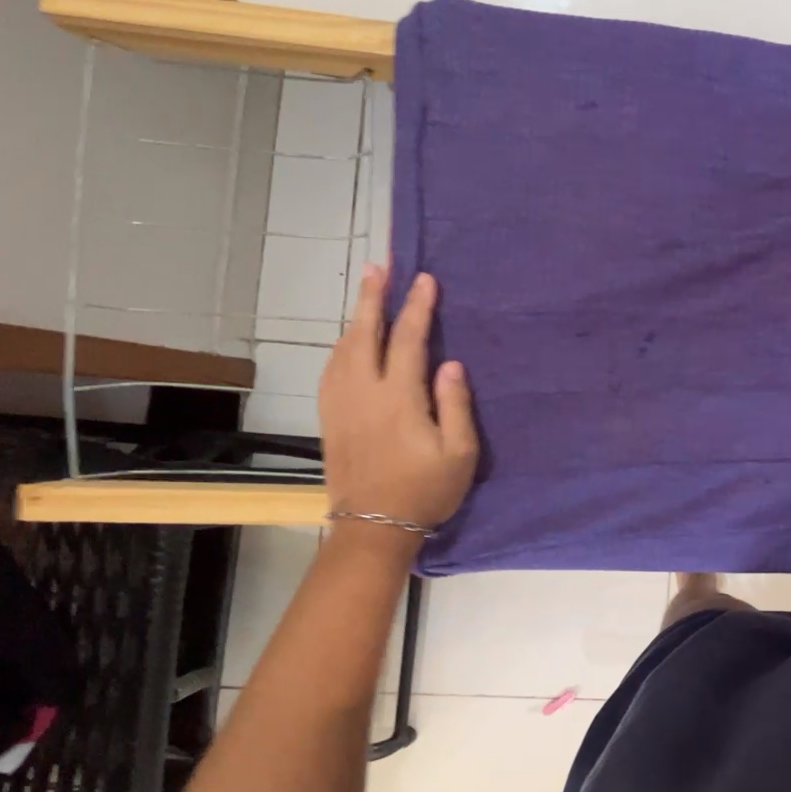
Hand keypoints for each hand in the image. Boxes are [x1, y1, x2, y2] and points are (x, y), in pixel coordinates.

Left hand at [319, 265, 478, 530]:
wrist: (374, 524)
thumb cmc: (427, 490)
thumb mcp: (460, 453)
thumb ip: (456, 405)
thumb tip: (451, 365)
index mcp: (399, 399)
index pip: (408, 341)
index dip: (417, 308)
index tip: (426, 280)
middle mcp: (364, 392)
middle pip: (366, 334)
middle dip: (374, 298)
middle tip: (381, 267)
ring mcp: (341, 403)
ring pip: (344, 348)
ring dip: (357, 317)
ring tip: (368, 294)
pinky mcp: (331, 416)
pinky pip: (332, 367)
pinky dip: (343, 344)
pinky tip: (350, 340)